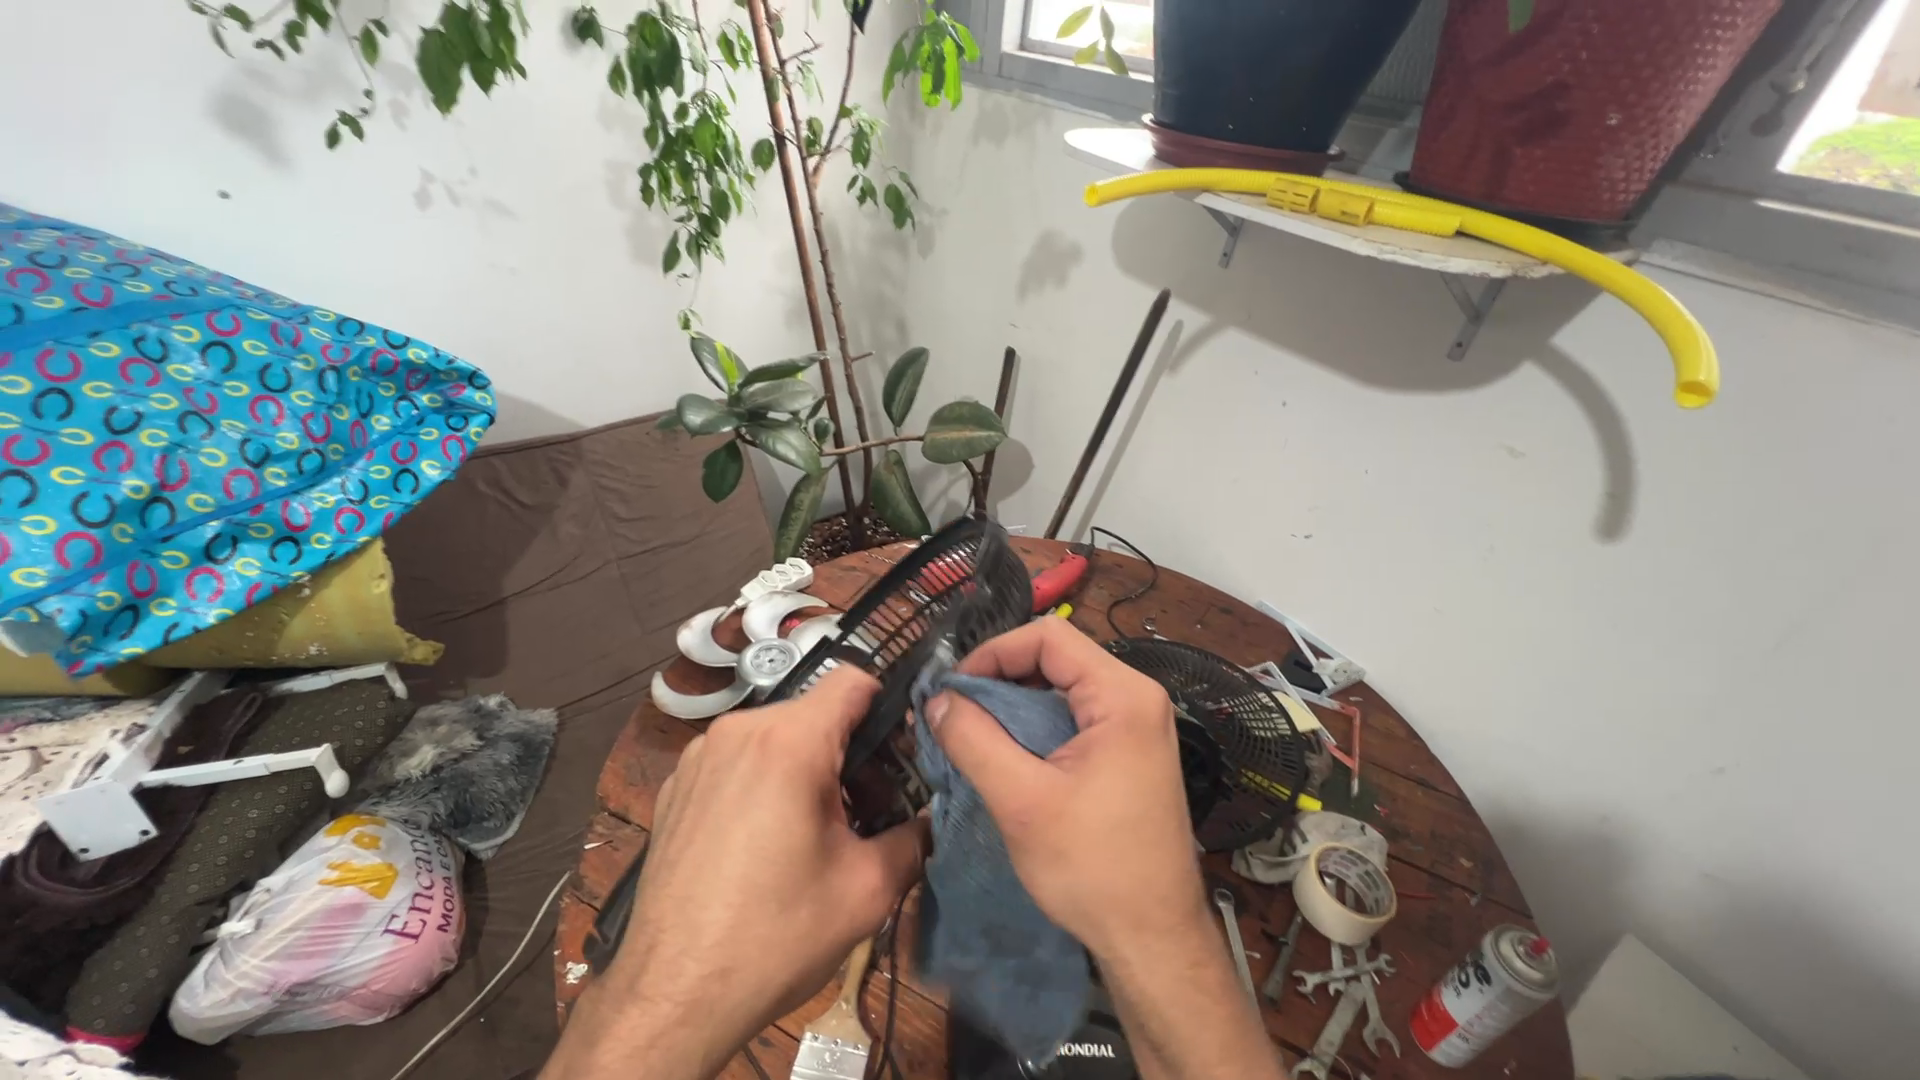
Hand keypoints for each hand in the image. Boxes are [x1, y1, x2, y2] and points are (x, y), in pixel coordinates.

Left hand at [546, 667, 926, 1079]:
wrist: (672, 996)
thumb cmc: (774, 935)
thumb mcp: (867, 890)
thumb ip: (914, 837)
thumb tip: (929, 818)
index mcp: (788, 742)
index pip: (852, 680)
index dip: (888, 708)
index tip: (901, 756)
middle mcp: (738, 731)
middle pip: (815, 711)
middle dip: (850, 750)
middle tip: (866, 809)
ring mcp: (699, 756)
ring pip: (776, 735)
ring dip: (807, 766)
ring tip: (816, 830)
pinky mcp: (675, 785)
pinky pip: (739, 760)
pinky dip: (765, 781)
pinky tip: (766, 842)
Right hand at [924, 619, 1281, 1079]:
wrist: (1153, 937)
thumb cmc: (1093, 867)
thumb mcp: (1021, 801)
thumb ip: (974, 740)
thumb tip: (935, 700)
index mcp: (1123, 695)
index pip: (1049, 637)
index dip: (994, 652)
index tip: (953, 688)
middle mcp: (1137, 698)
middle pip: (1056, 657)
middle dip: (1000, 678)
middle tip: (955, 711)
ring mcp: (1137, 726)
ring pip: (1061, 688)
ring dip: (1013, 704)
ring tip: (972, 732)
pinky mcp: (1129, 752)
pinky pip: (1073, 717)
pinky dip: (1034, 726)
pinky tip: (1005, 753)